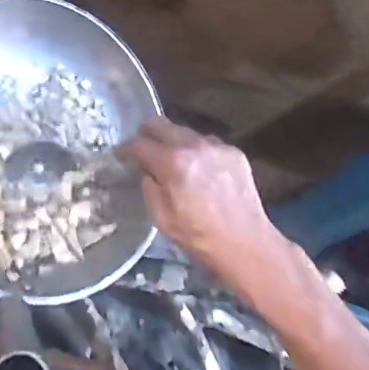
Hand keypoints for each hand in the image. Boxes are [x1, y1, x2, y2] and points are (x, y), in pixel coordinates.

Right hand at [119, 117, 284, 287]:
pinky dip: (197, 151)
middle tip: (143, 146)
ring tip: (175, 161)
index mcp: (173, 162)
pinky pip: (206, 142)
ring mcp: (216, 145)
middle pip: (161, 124)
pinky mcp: (233, 150)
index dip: (126, 148)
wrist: (248, 246)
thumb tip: (146, 169)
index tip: (121, 153)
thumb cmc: (200, 237)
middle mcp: (194, 145)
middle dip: (147, 133)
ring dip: (174, 142)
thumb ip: (148, 186)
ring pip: (184, 131)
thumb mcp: (161, 218)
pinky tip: (201, 171)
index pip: (140, 143)